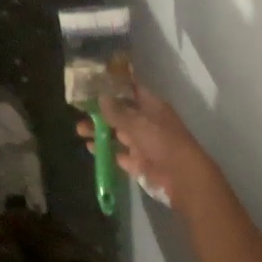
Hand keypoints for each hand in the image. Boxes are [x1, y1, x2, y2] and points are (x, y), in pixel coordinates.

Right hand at [77, 82, 218, 210]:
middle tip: (80, 109)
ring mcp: (143, 143)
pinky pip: (119, 154)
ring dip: (100, 131)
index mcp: (152, 107)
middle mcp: (147, 122)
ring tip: (79, 129)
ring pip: (118, 134)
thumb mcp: (138, 123)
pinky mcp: (139, 163)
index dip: (115, 87)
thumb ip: (118, 111)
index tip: (94, 83)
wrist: (182, 178)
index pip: (132, 90)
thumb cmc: (163, 142)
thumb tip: (100, 96)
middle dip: (102, 112)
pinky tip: (89, 146)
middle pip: (122, 113)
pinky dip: (105, 150)